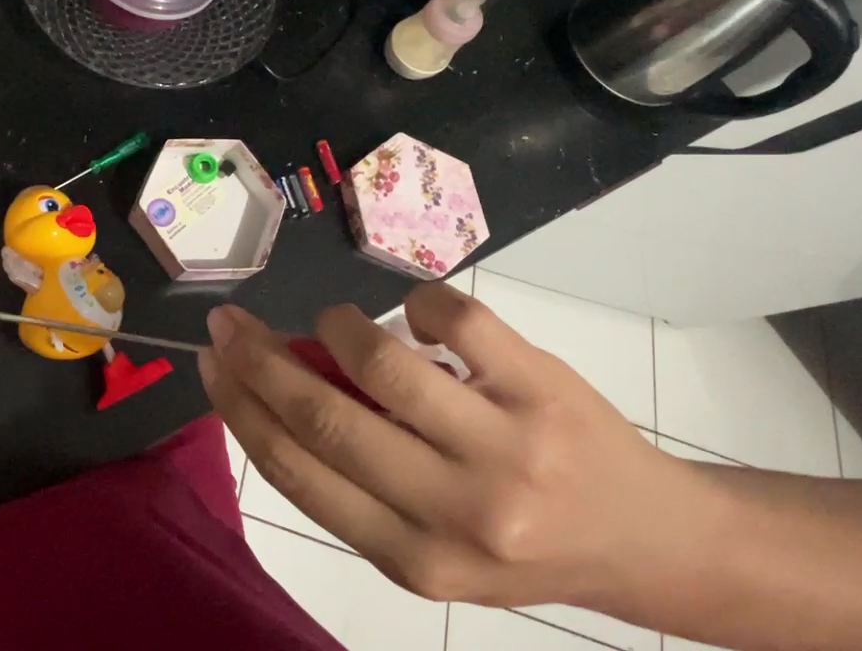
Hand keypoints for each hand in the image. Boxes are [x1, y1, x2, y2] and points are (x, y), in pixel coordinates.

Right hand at [199, 283, 711, 609]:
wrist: (649, 543)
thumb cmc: (516, 539)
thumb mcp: (426, 540)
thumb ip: (353, 477)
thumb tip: (274, 383)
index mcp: (411, 558)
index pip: (297, 472)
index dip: (241, 408)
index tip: (212, 363)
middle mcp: (456, 512)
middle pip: (325, 418)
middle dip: (259, 359)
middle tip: (228, 321)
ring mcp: (505, 449)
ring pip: (382, 364)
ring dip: (337, 328)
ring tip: (334, 324)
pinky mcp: (542, 390)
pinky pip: (453, 317)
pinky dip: (417, 302)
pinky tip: (418, 318)